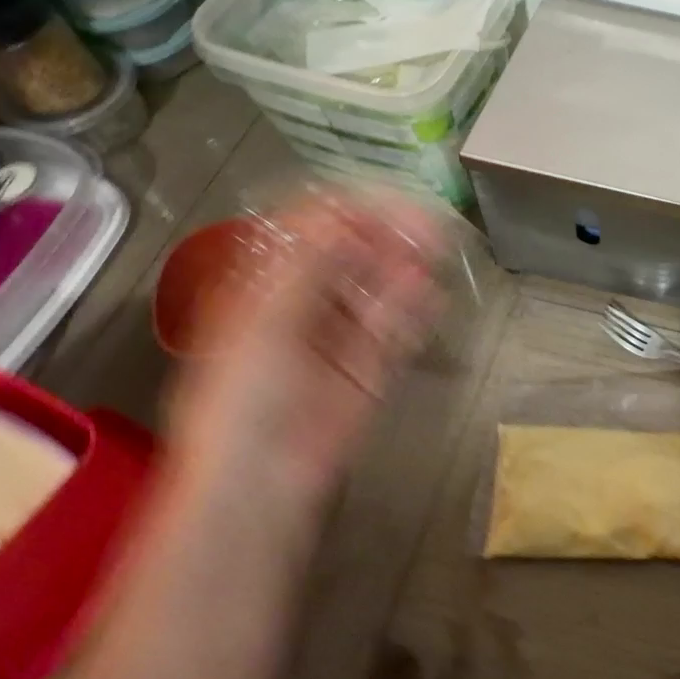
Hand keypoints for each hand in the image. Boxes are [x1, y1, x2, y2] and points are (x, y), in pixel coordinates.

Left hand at [166, 191, 445, 504]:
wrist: (261, 476)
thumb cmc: (244, 395)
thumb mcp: (264, 320)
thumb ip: (309, 267)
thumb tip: (348, 218)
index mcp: (268, 285)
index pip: (312, 232)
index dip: (350, 212)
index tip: (390, 202)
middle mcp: (306, 302)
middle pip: (354, 255)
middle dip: (389, 236)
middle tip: (427, 225)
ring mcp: (342, 334)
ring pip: (381, 288)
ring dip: (407, 268)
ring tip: (436, 252)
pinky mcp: (372, 364)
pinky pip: (398, 327)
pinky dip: (415, 308)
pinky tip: (431, 294)